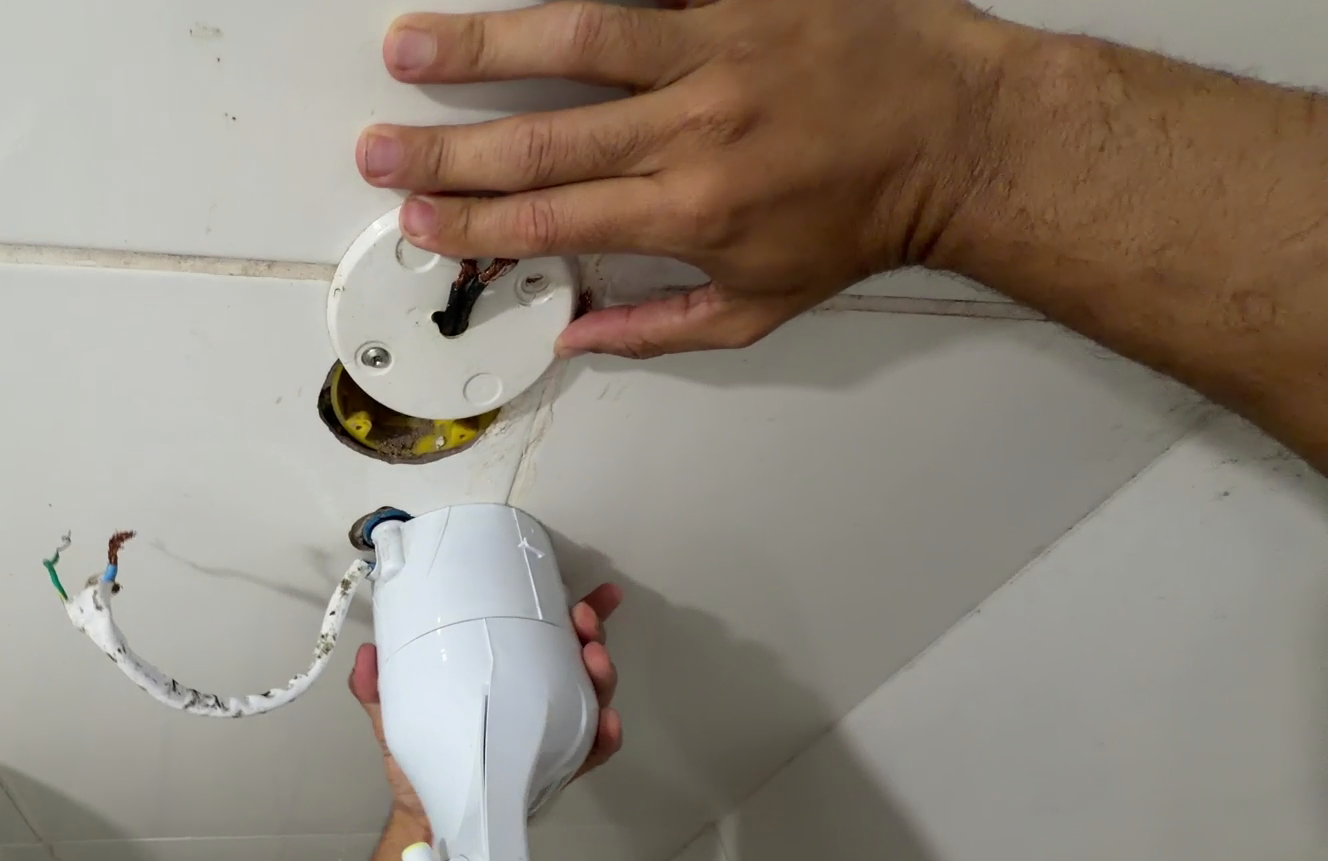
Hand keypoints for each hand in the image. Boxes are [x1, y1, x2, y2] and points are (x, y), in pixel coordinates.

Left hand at [349, 583, 625, 824]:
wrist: (429, 818)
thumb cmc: (420, 761)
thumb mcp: (394, 716)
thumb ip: (376, 687)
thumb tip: (366, 653)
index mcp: (506, 674)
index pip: (544, 634)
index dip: (572, 611)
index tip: (589, 592)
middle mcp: (535, 697)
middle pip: (578, 658)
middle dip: (592, 634)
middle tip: (585, 620)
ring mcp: (550, 733)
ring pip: (591, 697)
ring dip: (601, 675)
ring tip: (595, 660)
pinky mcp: (555, 770)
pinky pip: (589, 751)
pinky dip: (604, 737)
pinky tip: (606, 723)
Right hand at [356, 0, 1012, 356]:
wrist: (964, 141)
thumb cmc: (854, 231)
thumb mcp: (753, 311)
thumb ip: (651, 331)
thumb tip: (569, 339)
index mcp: (687, 214)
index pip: (548, 221)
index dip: (472, 223)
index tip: (415, 219)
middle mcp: (694, 128)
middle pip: (540, 141)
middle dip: (446, 150)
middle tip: (378, 149)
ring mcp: (720, 45)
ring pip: (579, 39)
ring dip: (485, 45)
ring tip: (409, 46)